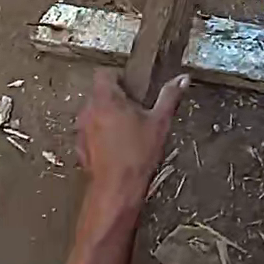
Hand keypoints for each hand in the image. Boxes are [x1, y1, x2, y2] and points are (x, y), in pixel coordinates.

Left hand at [74, 69, 187, 236]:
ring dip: (108, 117)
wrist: (117, 189)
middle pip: (99, 93)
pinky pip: (91, 132)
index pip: (105, 74)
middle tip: (136, 111)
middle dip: (116, 99)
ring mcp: (82, 130)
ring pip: (94, 113)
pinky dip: (102, 135)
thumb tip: (182, 79)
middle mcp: (89, 111)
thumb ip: (170, 96)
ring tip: (129, 130)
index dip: (119, 78)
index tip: (133, 88)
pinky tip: (119, 146)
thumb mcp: (160, 122)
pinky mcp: (81, 147)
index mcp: (106, 99)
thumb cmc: (137, 155)